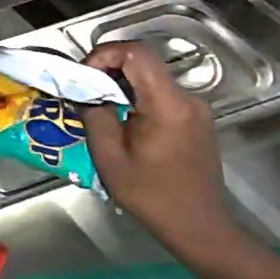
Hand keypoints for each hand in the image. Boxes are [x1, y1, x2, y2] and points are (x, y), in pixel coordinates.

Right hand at [79, 41, 239, 255]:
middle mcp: (187, 99)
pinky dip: (134, 98)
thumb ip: (94, 114)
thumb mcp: (109, 155)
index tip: (83, 76)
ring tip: (96, 109)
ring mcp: (195, 109)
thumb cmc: (150, 193)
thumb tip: (84, 90)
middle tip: (82, 93)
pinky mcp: (194, 120)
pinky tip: (119, 122)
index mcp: (168, 104)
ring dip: (119, 85)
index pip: (136, 53)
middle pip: (143, 63)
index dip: (104, 54)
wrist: (197, 225)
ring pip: (150, 79)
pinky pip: (159, 95)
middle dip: (107, 70)